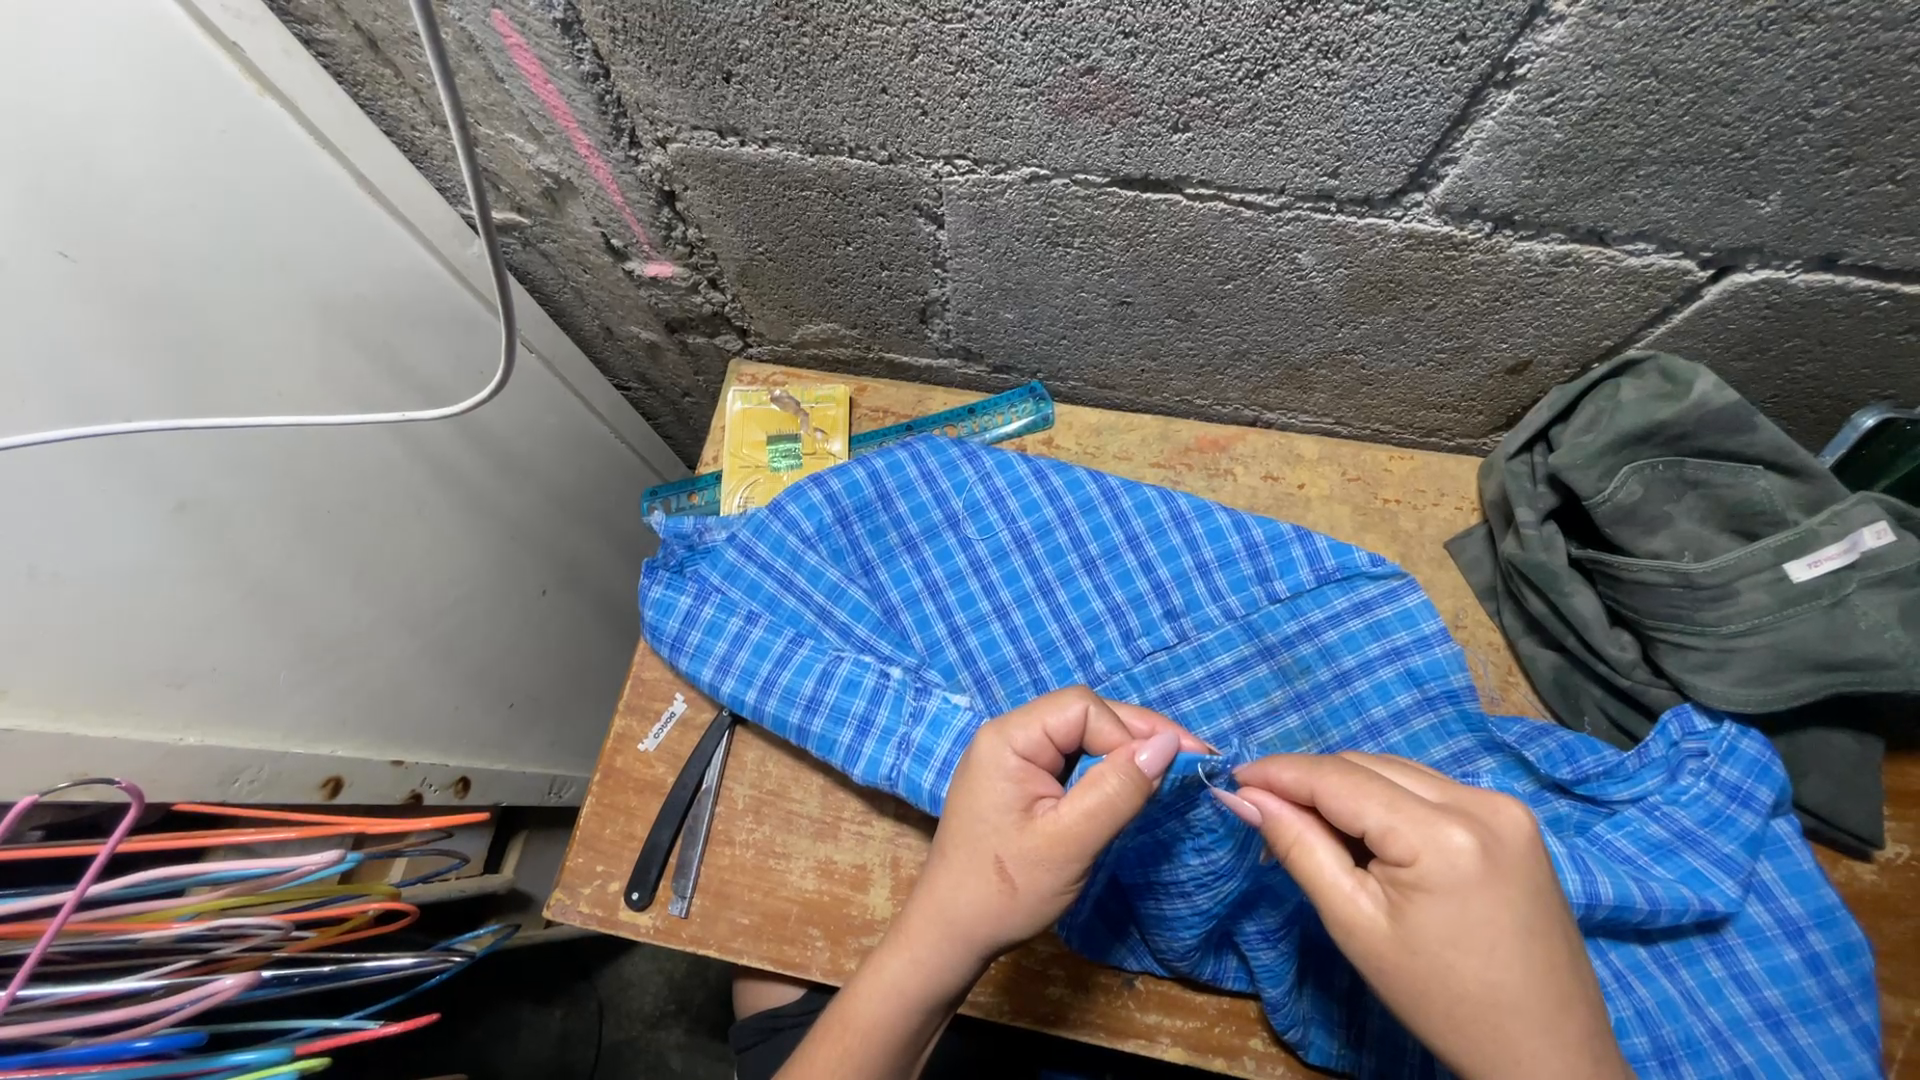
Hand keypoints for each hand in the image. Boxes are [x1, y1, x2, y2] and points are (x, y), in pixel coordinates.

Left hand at [896, 687, 1207, 979]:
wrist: (951, 931)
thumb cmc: (1006, 890)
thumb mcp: (1070, 842)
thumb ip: (1118, 789)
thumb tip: (1168, 744)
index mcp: (1009, 738)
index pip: (1082, 707)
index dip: (1127, 733)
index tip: (1164, 773)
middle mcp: (1008, 735)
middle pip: (1083, 714)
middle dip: (1137, 734)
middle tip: (1193, 760)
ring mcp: (1012, 757)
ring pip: (1081, 735)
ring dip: (1124, 750)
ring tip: (1170, 770)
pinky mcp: (1020, 780)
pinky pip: (1069, 758)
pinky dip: (1104, 768)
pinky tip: (1131, 783)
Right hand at [1216, 753, 1631, 1079]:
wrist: (1547, 1056)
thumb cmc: (1439, 999)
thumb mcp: (1352, 923)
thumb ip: (1296, 845)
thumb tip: (1243, 795)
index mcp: (1443, 834)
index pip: (1337, 778)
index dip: (1278, 772)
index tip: (1232, 780)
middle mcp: (1480, 802)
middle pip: (1365, 765)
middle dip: (1307, 782)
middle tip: (1263, 813)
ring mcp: (1503, 807)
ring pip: (1393, 770)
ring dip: (1343, 788)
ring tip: (1309, 828)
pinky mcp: (1512, 819)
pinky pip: (1424, 787)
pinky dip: (1382, 799)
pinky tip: (1363, 833)